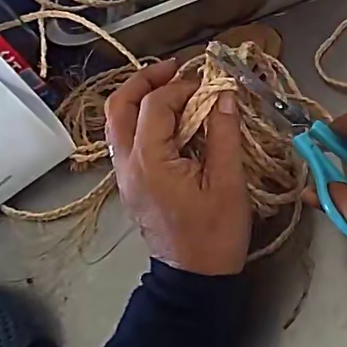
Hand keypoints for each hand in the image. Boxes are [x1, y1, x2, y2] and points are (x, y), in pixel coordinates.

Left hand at [105, 59, 251, 275]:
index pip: (155, 105)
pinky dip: (143, 119)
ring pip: (117, 122)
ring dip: (141, 98)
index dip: (183, 87)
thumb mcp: (228, 181)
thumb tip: (225, 94)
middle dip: (145, 80)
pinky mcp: (132, 183)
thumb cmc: (215, 232)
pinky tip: (171, 120)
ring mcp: (124, 175)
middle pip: (118, 106)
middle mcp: (127, 164)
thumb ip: (224, 133)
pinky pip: (127, 139)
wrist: (194, 278)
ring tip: (173, 88)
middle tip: (175, 68)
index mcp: (149, 161)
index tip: (212, 87)